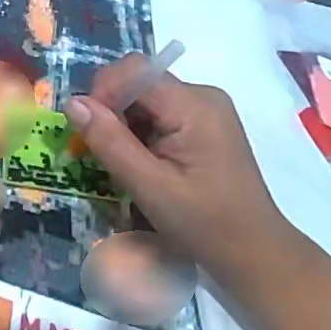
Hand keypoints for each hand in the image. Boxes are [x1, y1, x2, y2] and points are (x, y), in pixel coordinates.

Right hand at [67, 67, 286, 268]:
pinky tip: (144, 163)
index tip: (88, 129)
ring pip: (146, 97)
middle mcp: (202, 95)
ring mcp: (206, 108)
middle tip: (103, 151)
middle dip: (112, 110)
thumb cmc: (206, 225)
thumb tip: (72, 102)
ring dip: (125, 123)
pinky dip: (142, 131)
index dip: (103, 92)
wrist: (258, 258)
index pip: (134, 71)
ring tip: (126, 163)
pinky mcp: (205, 123)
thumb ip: (109, 141)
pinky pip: (160, 111)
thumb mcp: (150, 187)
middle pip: (139, 82)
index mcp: (194, 105)